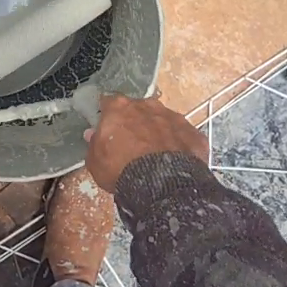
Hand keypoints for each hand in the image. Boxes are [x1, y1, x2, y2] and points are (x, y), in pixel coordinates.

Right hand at [83, 94, 208, 191]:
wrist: (161, 184)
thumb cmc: (120, 169)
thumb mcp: (95, 161)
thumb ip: (94, 144)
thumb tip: (93, 134)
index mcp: (119, 107)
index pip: (108, 103)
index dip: (106, 114)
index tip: (106, 126)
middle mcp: (147, 105)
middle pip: (138, 109)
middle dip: (134, 122)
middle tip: (131, 143)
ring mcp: (173, 117)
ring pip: (162, 120)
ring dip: (158, 132)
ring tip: (155, 155)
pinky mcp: (193, 132)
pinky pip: (182, 136)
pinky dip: (178, 145)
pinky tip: (174, 161)